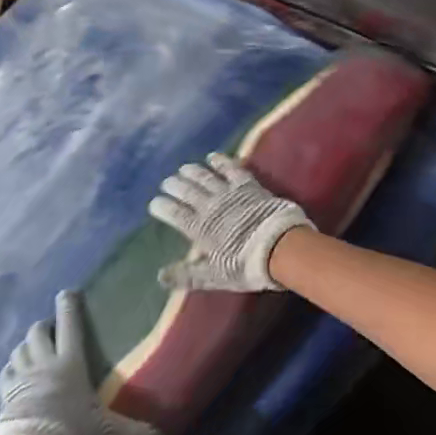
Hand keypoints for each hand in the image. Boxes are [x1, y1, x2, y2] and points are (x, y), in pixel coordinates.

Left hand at [0, 292, 162, 434]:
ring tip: (31, 349)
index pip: (70, 326)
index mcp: (70, 363)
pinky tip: (13, 373)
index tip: (67, 292)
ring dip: (25, 346)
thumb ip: (129, 431)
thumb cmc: (70, 429)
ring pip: (19, 348)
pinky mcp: (6, 390)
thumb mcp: (104, 429)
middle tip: (49, 329)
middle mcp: (44, 362)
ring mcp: (22, 375)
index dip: (68, 306)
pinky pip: (6, 372)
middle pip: (37, 332)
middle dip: (43, 326)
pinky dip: (10, 369)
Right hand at [147, 152, 314, 291]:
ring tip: (182, 168)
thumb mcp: (214, 276)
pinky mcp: (247, 186)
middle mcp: (209, 207)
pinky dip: (220, 162)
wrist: (281, 247)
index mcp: (198, 228)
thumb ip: (186, 275)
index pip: (174, 213)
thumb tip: (160, 277)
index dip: (162, 207)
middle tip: (166, 182)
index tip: (154, 204)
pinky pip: (230, 169)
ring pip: (204, 177)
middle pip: (186, 191)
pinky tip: (212, 157)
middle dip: (173, 186)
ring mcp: (228, 194)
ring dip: (192, 172)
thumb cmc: (246, 265)